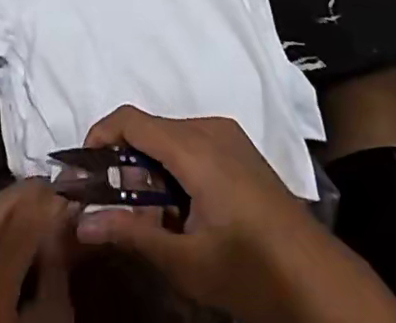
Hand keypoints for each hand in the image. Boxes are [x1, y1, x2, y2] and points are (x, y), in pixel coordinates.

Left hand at [0, 179, 75, 322]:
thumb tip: (66, 220)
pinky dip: (0, 215)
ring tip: (46, 201)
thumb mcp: (55, 318)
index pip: (19, 221)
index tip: (76, 193)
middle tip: (63, 190)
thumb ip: (58, 265)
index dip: (50, 201)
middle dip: (32, 192)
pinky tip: (23, 218)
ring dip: (15, 198)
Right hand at [73, 106, 395, 322]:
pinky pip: (192, 142)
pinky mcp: (239, 147)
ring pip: (170, 136)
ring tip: (147, 215)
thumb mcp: (185, 261)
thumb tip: (81, 223)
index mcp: (196, 148)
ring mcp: (229, 135)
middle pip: (150, 129)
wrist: (314, 275)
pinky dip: (173, 166)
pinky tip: (179, 208)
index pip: (132, 120)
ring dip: (149, 166)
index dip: (100, 136)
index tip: (83, 172)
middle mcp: (211, 128)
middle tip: (112, 206)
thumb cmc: (248, 268)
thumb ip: (131, 234)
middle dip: (124, 161)